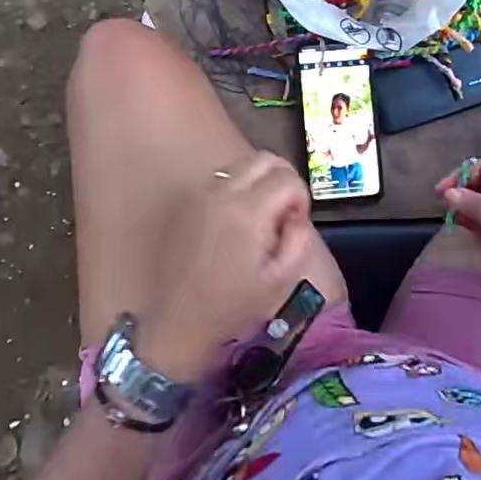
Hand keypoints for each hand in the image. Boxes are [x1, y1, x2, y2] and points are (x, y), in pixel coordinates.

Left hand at [136, 152, 319, 381]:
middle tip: (286, 210)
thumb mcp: (282, 279)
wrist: (179, 321)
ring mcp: (201, 193)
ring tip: (263, 214)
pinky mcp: (188, 201)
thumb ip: (300, 238)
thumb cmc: (233, 306)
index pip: (287, 178)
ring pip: (243, 164)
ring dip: (261, 179)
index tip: (297, 222)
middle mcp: (222, 192)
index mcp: (248, 212)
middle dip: (284, 178)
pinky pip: (222, 177)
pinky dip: (239, 185)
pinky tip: (238, 217)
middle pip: (265, 158)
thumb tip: (297, 214)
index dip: (301, 198)